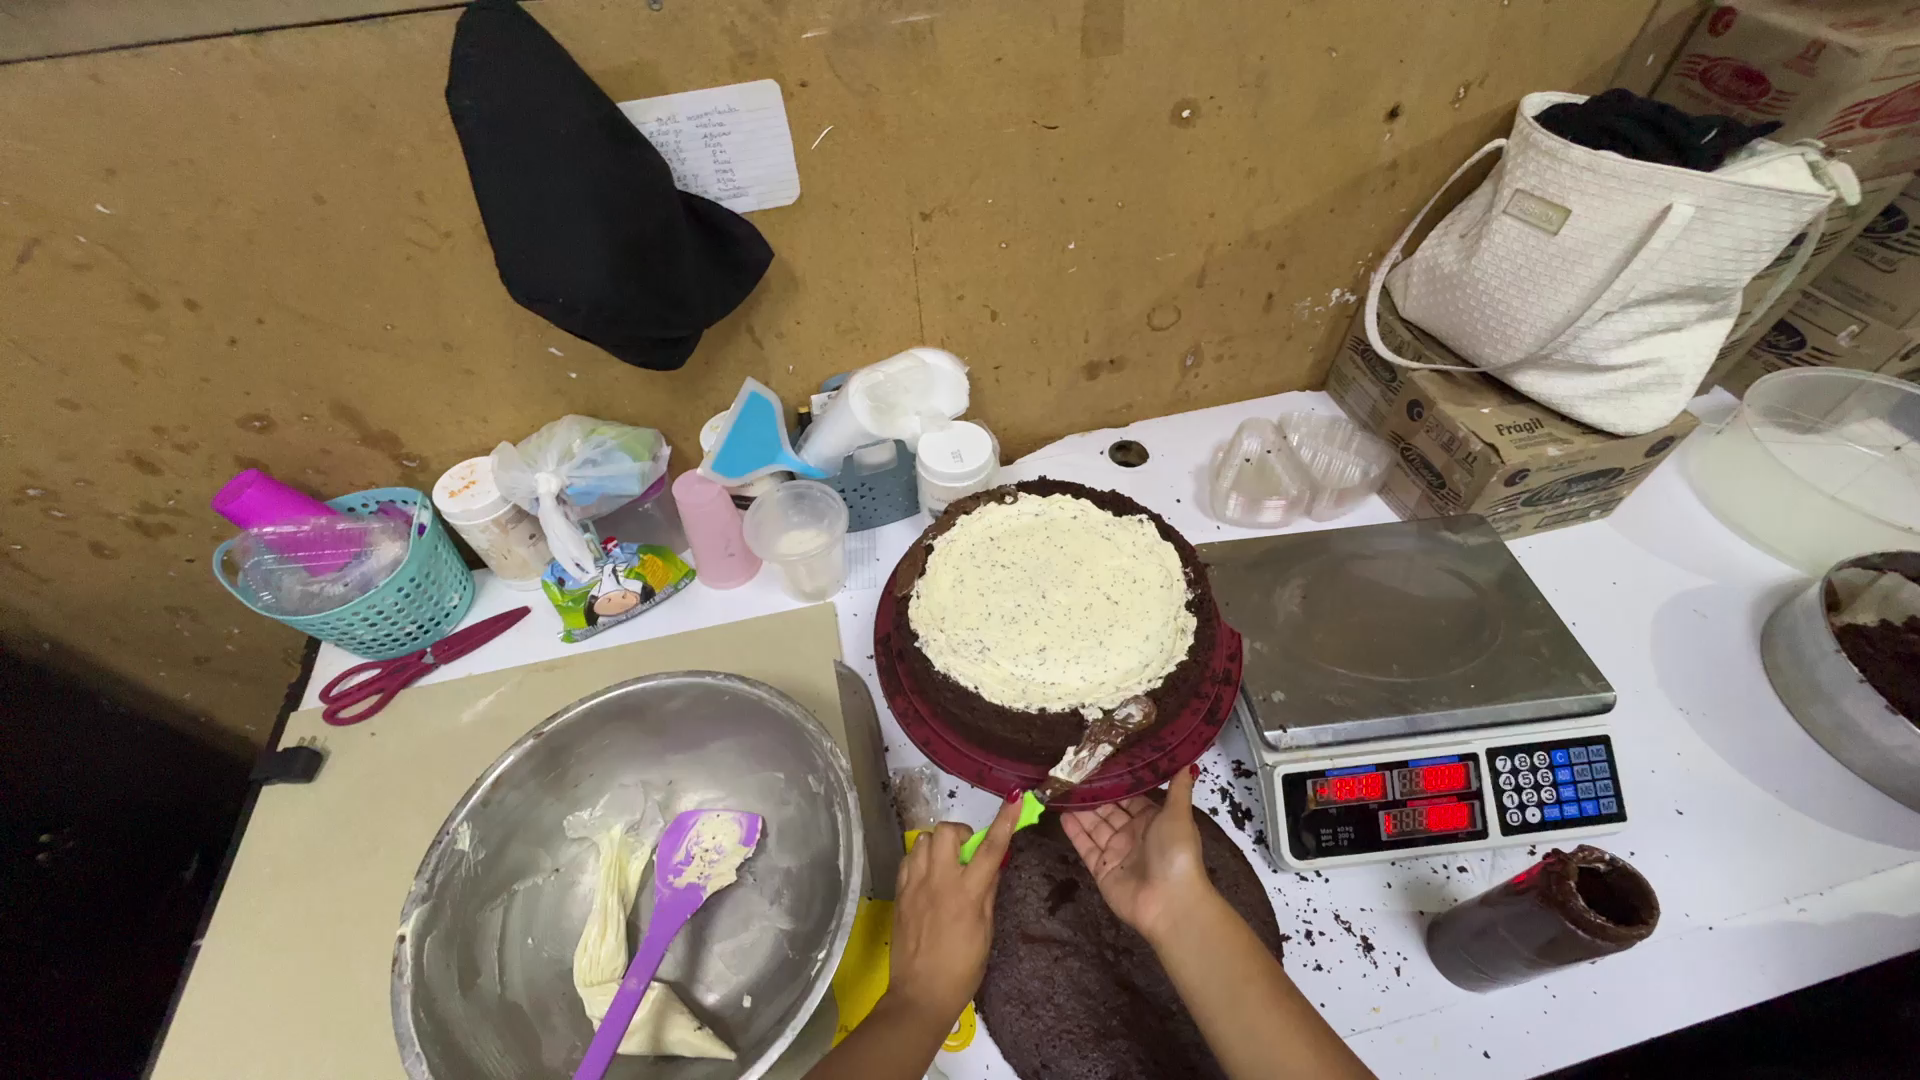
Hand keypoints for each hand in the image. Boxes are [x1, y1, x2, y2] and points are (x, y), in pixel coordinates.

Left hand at [884, 794, 1023, 1023]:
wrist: (920, 995)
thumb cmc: (962, 970)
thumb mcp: (986, 933)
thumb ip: (987, 893)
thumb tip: (992, 866)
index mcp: (967, 894)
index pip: (991, 848)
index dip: (1005, 820)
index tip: (1016, 798)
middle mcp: (940, 881)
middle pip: (947, 832)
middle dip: (960, 834)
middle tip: (966, 853)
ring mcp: (915, 885)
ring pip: (922, 840)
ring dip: (937, 845)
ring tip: (944, 865)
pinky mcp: (899, 892)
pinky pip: (908, 859)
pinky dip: (920, 859)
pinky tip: (927, 877)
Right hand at [1061, 766, 1215, 944]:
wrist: (1170, 902)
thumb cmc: (1176, 853)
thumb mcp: (1179, 814)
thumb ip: (1178, 788)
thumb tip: (1188, 760)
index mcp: (1152, 821)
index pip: (1130, 797)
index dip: (1115, 783)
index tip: (1098, 763)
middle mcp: (1133, 835)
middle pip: (1109, 810)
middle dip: (1093, 794)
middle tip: (1072, 773)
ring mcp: (1116, 853)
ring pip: (1094, 826)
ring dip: (1080, 809)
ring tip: (1062, 789)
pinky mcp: (1102, 870)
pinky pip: (1085, 847)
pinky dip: (1074, 831)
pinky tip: (1061, 813)